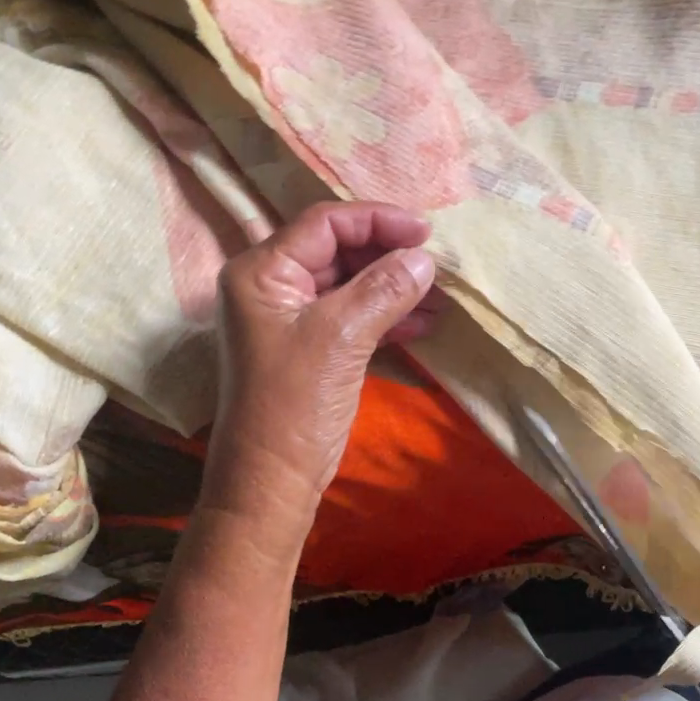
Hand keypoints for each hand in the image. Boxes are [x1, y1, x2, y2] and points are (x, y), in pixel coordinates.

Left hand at [206, 201, 437, 518]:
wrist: (272, 480)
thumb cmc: (294, 404)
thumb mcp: (340, 338)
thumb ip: (382, 290)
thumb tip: (423, 258)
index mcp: (260, 272)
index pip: (323, 224)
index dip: (377, 220)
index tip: (425, 232)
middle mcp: (270, 288)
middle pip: (337, 252)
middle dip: (388, 256)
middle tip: (436, 266)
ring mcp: (289, 321)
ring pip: (348, 287)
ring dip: (393, 289)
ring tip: (439, 297)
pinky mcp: (309, 350)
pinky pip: (351, 318)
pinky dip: (385, 318)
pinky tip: (423, 322)